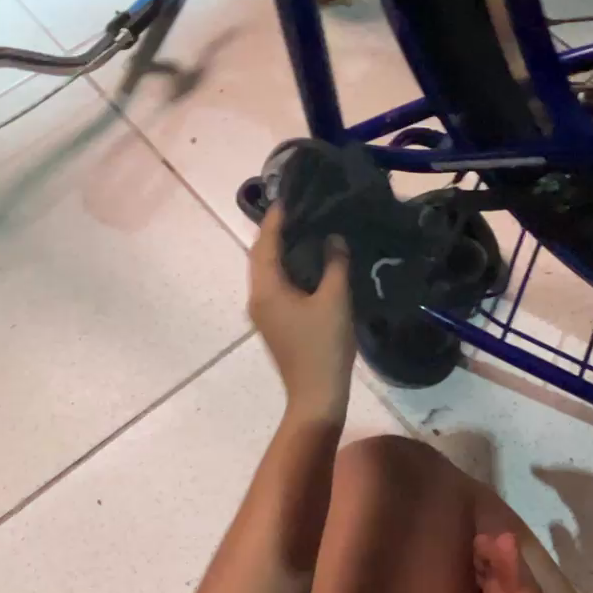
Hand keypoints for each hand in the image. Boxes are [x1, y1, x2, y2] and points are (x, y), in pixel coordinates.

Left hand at [249, 204, 354, 423]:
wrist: (316, 396)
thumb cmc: (324, 347)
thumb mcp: (335, 300)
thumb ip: (334, 264)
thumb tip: (333, 238)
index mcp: (266, 289)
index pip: (265, 243)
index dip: (275, 219)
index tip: (290, 196)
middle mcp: (257, 298)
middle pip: (260, 256)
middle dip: (276, 232)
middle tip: (300, 210)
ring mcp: (263, 313)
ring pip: (267, 272)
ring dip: (282, 251)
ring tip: (306, 230)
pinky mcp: (274, 324)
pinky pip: (275, 286)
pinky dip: (287, 269)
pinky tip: (308, 264)